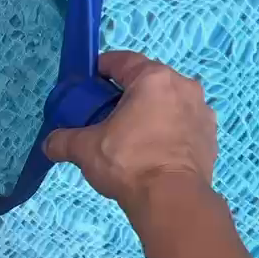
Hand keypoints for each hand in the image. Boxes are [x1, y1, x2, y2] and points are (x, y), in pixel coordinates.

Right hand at [45, 50, 217, 209]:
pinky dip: (167, 133)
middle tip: (106, 116)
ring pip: (168, 104)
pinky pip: (182, 126)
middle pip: (148, 83)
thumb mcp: (85, 150)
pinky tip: (152, 153)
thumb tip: (49, 143)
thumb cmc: (128, 162)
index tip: (90, 77)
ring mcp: (201, 110)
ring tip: (131, 138)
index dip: (103, 66)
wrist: (171, 197)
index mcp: (153, 79)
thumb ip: (63, 141)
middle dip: (126, 95)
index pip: (124, 61)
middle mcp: (183, 86)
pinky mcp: (209, 135)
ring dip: (150, 114)